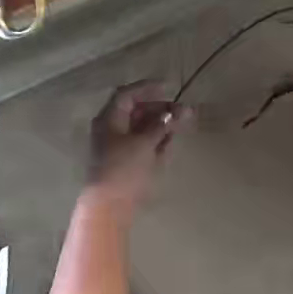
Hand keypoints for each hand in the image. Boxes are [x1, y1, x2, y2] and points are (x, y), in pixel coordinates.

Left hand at [85, 81, 189, 210]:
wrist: (110, 206)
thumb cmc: (124, 168)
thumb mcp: (145, 142)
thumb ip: (163, 125)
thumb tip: (179, 111)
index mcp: (109, 120)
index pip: (127, 95)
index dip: (147, 88)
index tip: (169, 86)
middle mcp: (112, 130)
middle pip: (137, 111)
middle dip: (160, 109)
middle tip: (183, 111)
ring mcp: (119, 148)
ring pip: (142, 129)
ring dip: (162, 124)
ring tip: (183, 123)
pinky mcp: (127, 164)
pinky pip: (144, 145)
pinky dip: (157, 140)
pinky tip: (172, 141)